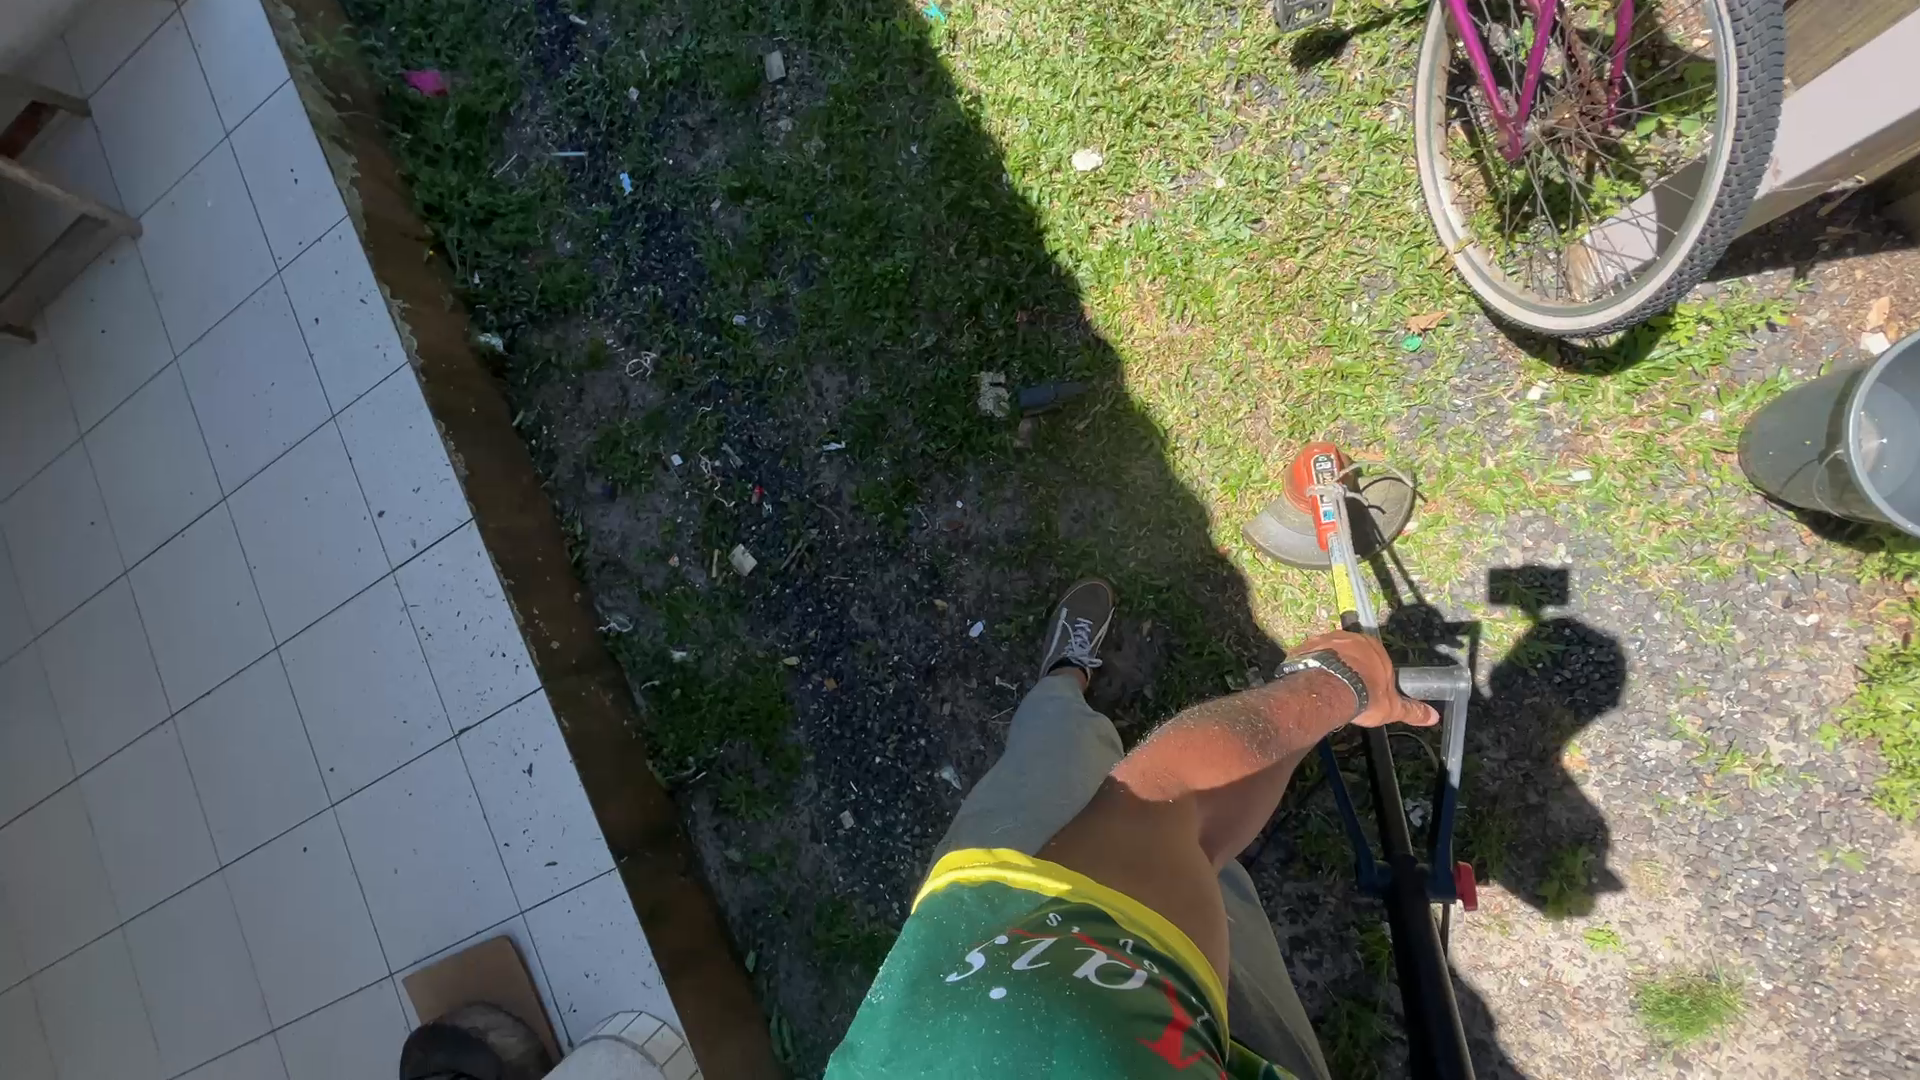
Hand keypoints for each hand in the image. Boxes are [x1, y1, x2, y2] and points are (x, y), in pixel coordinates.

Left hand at [1288, 631, 1439, 728]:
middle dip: (1348, 667)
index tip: (1366, 687)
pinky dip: (1308, 667)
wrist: (1327, 690)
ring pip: (1326, 652)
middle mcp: (1346, 637)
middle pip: (1349, 652)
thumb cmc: (1365, 696)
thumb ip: (1412, 710)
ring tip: (1326, 686)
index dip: (1370, 672)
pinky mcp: (1301, 647)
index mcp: (1372, 646)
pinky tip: (1309, 682)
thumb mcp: (1392, 707)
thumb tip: (1433, 717)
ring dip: (1327, 665)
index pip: (1374, 656)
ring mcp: (1321, 639)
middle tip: (1346, 687)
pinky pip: (1306, 656)